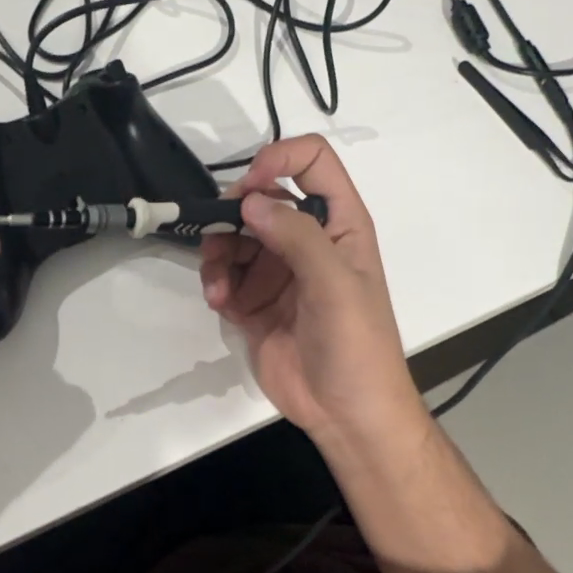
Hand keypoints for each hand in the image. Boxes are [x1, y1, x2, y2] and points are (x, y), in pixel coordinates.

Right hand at [199, 134, 426, 451]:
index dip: (278, 160)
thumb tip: (251, 200)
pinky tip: (219, 304)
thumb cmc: (356, 344)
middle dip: (232, 216)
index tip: (247, 189)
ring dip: (217, 256)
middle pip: (260, 201)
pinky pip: (225, 280)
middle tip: (217, 244)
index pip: (312, 163)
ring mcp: (278, 274)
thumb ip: (296, 237)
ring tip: (217, 289)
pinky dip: (215, 286)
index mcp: (338, 225)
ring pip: (235, 241)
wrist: (344, 411)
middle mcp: (306, 242)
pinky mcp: (255, 306)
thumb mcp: (335, 284)